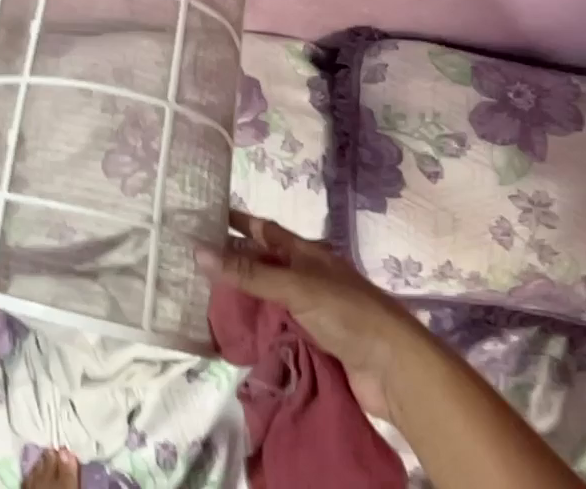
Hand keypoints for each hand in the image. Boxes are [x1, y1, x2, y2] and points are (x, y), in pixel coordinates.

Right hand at [200, 211, 423, 419]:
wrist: (394, 369)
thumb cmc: (348, 314)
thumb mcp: (296, 286)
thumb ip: (249, 273)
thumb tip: (197, 251)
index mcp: (307, 255)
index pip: (266, 231)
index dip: (239, 222)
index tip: (205, 215)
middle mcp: (306, 278)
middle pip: (263, 265)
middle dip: (232, 262)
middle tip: (190, 260)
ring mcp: (310, 311)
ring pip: (266, 298)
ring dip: (240, 298)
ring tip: (199, 296)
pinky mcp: (311, 342)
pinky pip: (274, 328)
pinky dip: (254, 328)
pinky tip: (230, 331)